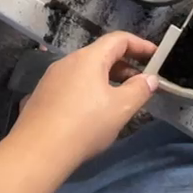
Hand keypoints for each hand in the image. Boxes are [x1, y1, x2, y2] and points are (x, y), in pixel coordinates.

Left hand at [7, 31, 157, 172]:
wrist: (36, 153)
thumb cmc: (84, 125)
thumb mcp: (120, 109)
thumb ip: (139, 90)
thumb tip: (150, 79)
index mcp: (89, 58)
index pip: (119, 39)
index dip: (140, 45)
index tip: (156, 56)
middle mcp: (68, 61)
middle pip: (101, 54)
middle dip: (125, 65)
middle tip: (141, 82)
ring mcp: (52, 78)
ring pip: (86, 71)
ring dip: (106, 79)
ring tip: (119, 99)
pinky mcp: (42, 96)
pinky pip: (72, 84)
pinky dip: (89, 90)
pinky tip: (92, 112)